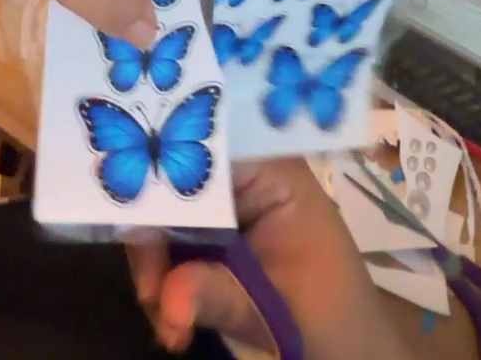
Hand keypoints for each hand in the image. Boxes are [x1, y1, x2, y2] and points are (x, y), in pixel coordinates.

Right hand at [127, 159, 413, 359]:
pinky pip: (170, 235)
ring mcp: (222, 198)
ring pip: (163, 210)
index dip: (159, 168)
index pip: (200, 143)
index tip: (129, 215)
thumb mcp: (279, 313)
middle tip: (152, 295)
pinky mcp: (211, 227)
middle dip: (151, 235)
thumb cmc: (333, 322)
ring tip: (166, 322)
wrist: (352, 356)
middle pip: (171, 176)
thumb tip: (167, 297)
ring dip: (153, 265)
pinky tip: (169, 317)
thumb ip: (221, 297)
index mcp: (269, 167)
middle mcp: (241, 169)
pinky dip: (162, 276)